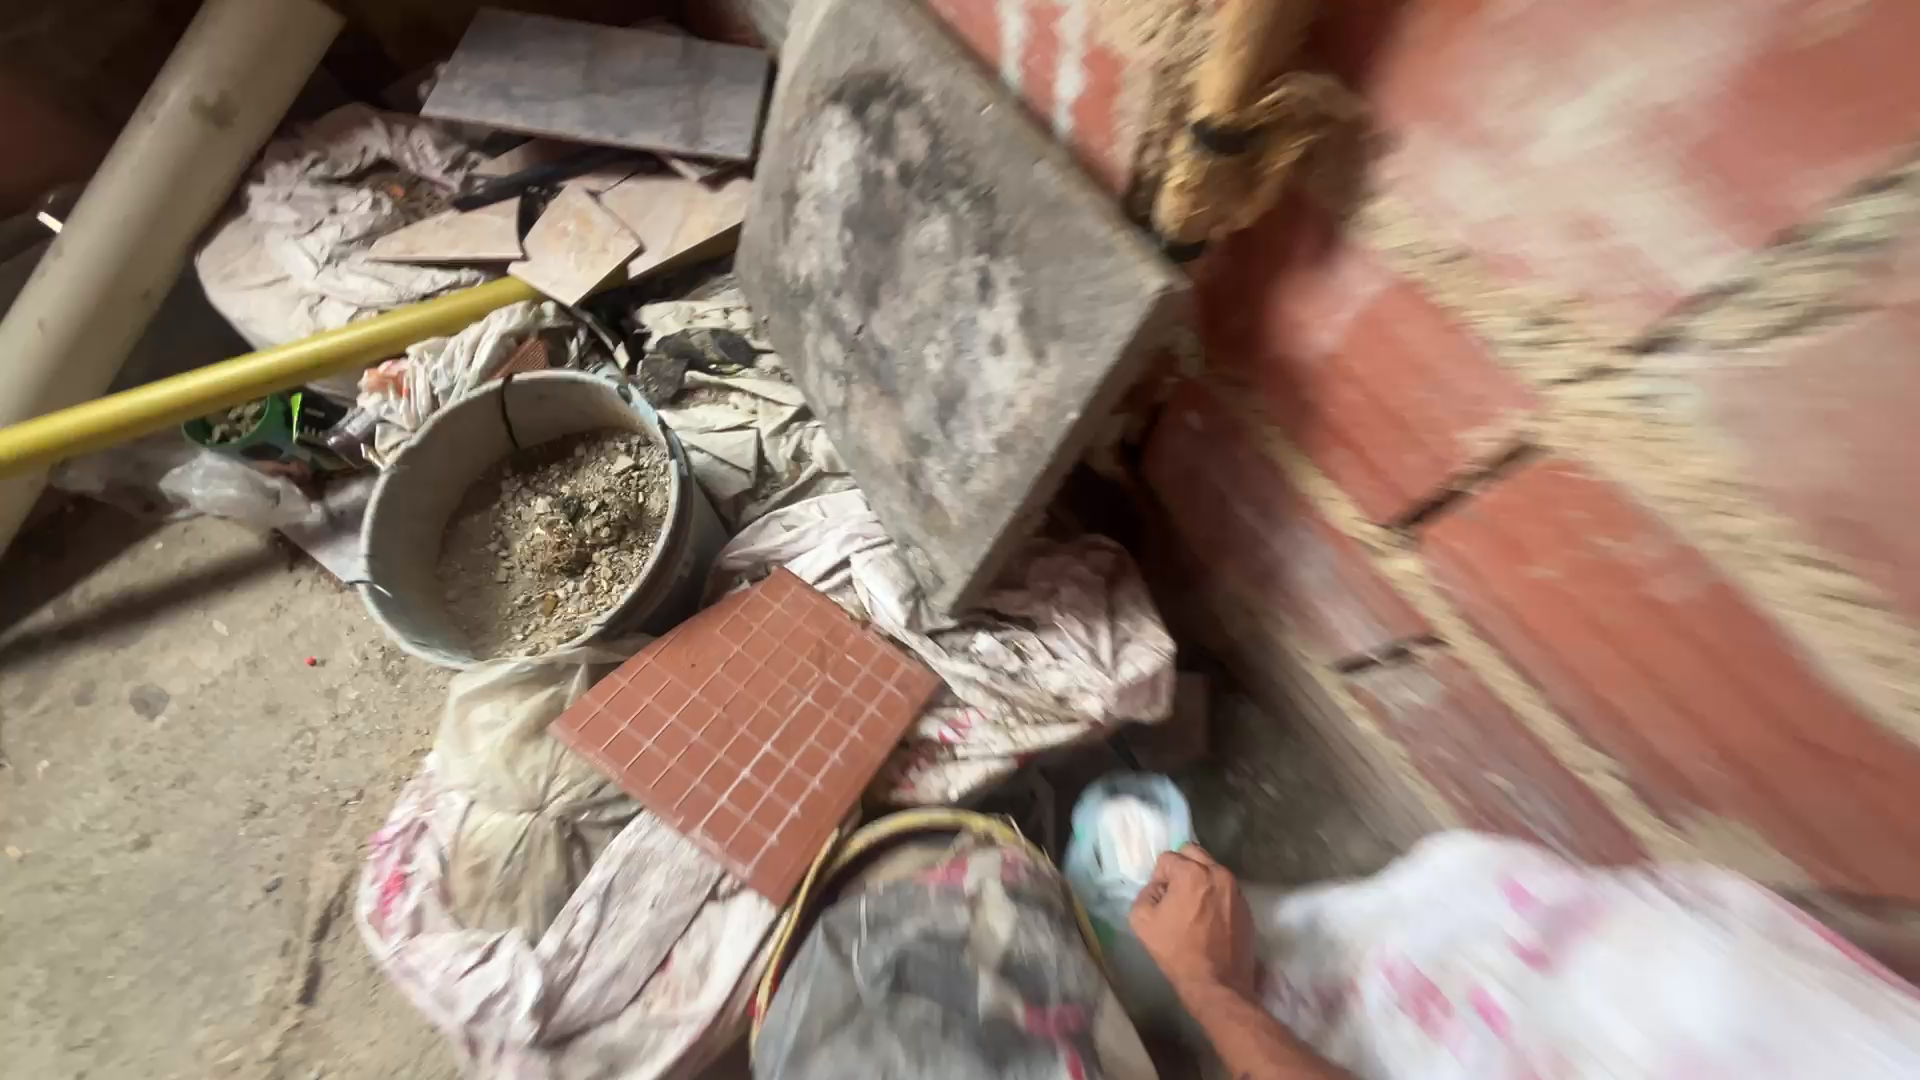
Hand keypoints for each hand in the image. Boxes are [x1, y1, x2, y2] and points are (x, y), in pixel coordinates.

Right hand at [1129, 843, 1257, 996]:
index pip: (1167, 858)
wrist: (1218, 986)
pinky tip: (1209, 919)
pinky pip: (1225, 888)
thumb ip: (1145, 893)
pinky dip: (1215, 895)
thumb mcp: (1141, 920)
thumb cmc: (1177, 952)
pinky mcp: (1246, 907)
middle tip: (1175, 895)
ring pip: (1211, 869)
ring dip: (1199, 879)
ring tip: (1193, 907)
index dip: (1159, 878)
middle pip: (1193, 853)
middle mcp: (1218, 873)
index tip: (1161, 901)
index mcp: (1192, 872)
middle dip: (1180, 868)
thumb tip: (1159, 888)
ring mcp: (1236, 890)